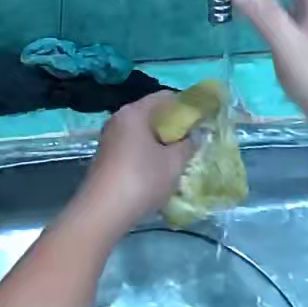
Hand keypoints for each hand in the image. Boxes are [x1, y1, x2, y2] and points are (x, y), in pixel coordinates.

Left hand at [77, 92, 195, 222]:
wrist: (103, 210)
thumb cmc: (142, 179)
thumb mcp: (174, 162)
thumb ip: (189, 144)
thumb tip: (196, 134)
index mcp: (134, 112)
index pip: (165, 97)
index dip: (187, 106)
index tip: (204, 121)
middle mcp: (118, 119)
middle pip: (152, 113)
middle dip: (175, 126)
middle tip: (195, 141)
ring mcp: (110, 137)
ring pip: (142, 132)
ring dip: (162, 141)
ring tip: (181, 158)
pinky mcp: (106, 155)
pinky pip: (133, 145)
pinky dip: (148, 152)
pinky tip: (160, 169)